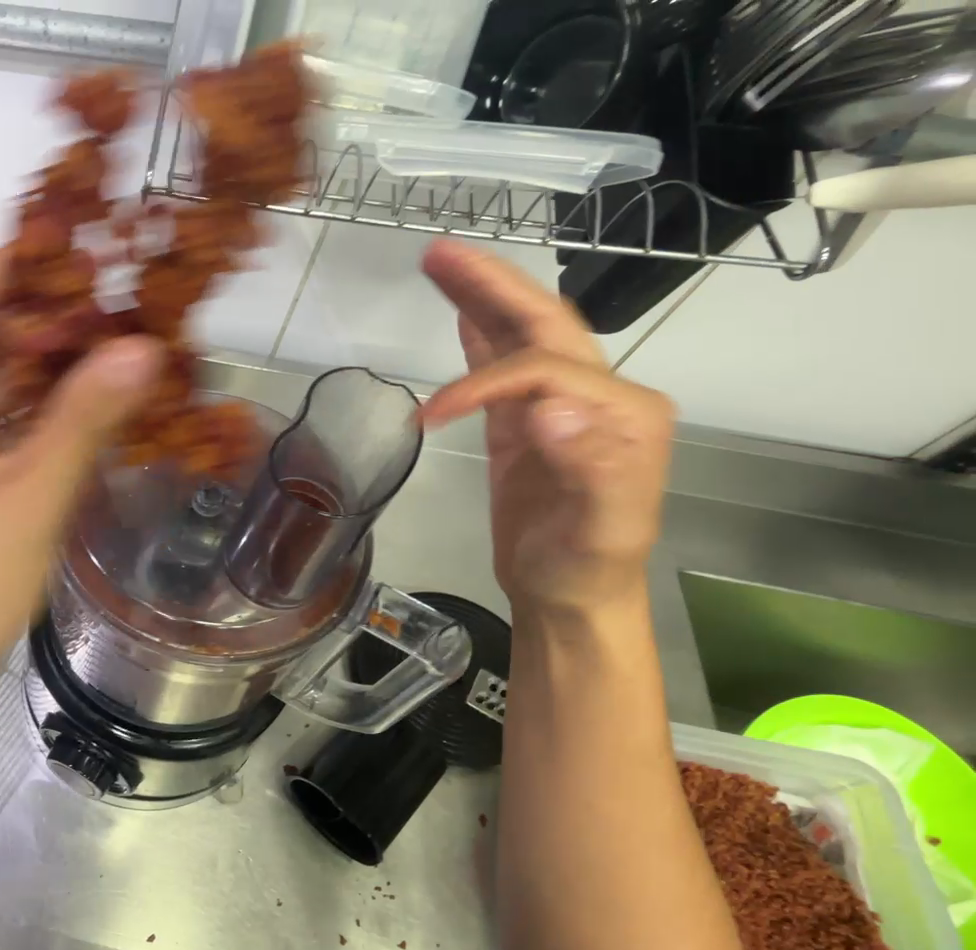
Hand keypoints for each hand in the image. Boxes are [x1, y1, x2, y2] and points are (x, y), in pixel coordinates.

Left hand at [0, 253, 161, 725]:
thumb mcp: (31, 494)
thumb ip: (85, 418)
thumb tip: (145, 348)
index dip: (8, 271)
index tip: (70, 245)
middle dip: (39, 318)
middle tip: (109, 288)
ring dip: (45, 364)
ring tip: (113, 329)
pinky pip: (1, 424)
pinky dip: (40, 410)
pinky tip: (93, 392)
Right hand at [416, 239, 674, 614]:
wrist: (572, 595)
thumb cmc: (587, 567)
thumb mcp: (601, 530)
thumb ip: (594, 467)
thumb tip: (549, 409)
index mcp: (621, 412)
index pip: (546, 369)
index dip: (483, 383)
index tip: (430, 417)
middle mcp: (598, 395)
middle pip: (542, 325)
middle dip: (492, 286)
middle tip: (439, 253)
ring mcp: (560, 406)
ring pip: (521, 335)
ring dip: (482, 296)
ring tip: (439, 263)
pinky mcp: (526, 424)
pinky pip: (503, 367)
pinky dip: (479, 334)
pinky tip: (459, 312)